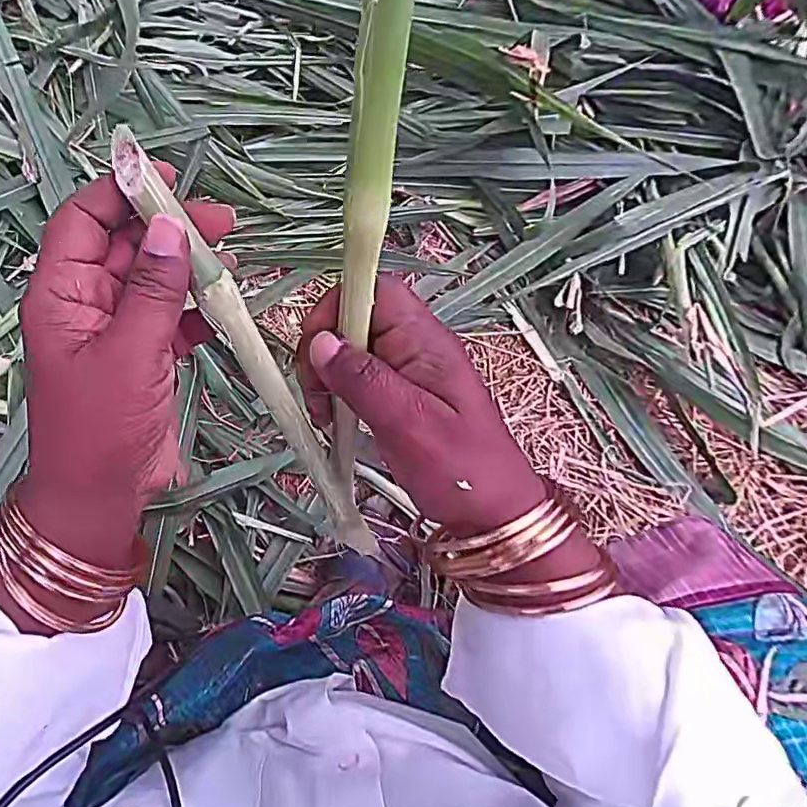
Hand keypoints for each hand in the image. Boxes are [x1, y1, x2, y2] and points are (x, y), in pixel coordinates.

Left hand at [14, 167, 234, 567]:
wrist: (101, 496)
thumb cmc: (98, 429)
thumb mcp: (128, 354)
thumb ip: (153, 291)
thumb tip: (169, 230)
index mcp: (60, 295)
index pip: (83, 222)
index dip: (119, 193)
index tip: (161, 179)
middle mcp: (85, 304)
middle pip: (126, 247)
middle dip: (169, 230)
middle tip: (218, 221)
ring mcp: (117, 330)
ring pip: (154, 280)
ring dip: (189, 268)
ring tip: (230, 259)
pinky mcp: (143, 355)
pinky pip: (171, 316)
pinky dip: (195, 308)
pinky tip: (223, 302)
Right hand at [296, 278, 595, 584]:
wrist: (491, 515)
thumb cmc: (462, 472)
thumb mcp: (408, 424)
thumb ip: (363, 379)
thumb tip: (320, 342)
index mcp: (426, 343)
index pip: (375, 290)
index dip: (337, 307)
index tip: (315, 350)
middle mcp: (414, 348)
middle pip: (353, 318)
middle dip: (322, 349)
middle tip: (317, 394)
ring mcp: (405, 371)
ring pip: (348, 349)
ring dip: (325, 376)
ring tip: (325, 415)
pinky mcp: (396, 394)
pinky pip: (354, 377)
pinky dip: (335, 394)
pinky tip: (335, 421)